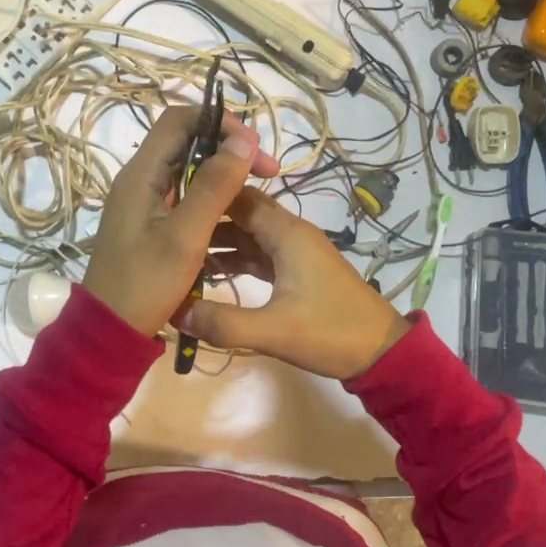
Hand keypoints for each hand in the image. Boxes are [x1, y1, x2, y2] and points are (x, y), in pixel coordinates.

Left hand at [83, 107, 279, 334]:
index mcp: (140, 174)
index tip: (255, 150)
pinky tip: (236, 218)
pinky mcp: (149, 223)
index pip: (179, 119)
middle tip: (268, 173)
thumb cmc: (145, 284)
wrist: (110, 331)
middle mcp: (139, 179)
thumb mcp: (185, 236)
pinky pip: (184, 197)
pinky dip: (211, 199)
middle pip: (186, 142)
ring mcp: (143, 202)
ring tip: (258, 194)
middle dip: (228, 150)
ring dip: (223, 176)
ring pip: (188, 171)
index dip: (220, 123)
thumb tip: (244, 139)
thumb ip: (214, 186)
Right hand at [179, 187, 411, 378]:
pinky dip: (233, 258)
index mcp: (286, 233)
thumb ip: (223, 323)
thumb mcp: (273, 332)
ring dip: (217, 240)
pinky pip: (257, 253)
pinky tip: (207, 272)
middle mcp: (289, 233)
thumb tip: (174, 312)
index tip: (166, 202)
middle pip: (241, 212)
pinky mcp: (296, 270)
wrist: (381, 352)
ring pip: (248, 234)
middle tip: (164, 226)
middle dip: (206, 216)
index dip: (204, 194)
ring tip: (177, 251)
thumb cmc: (331, 333)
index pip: (237, 196)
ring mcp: (294, 251)